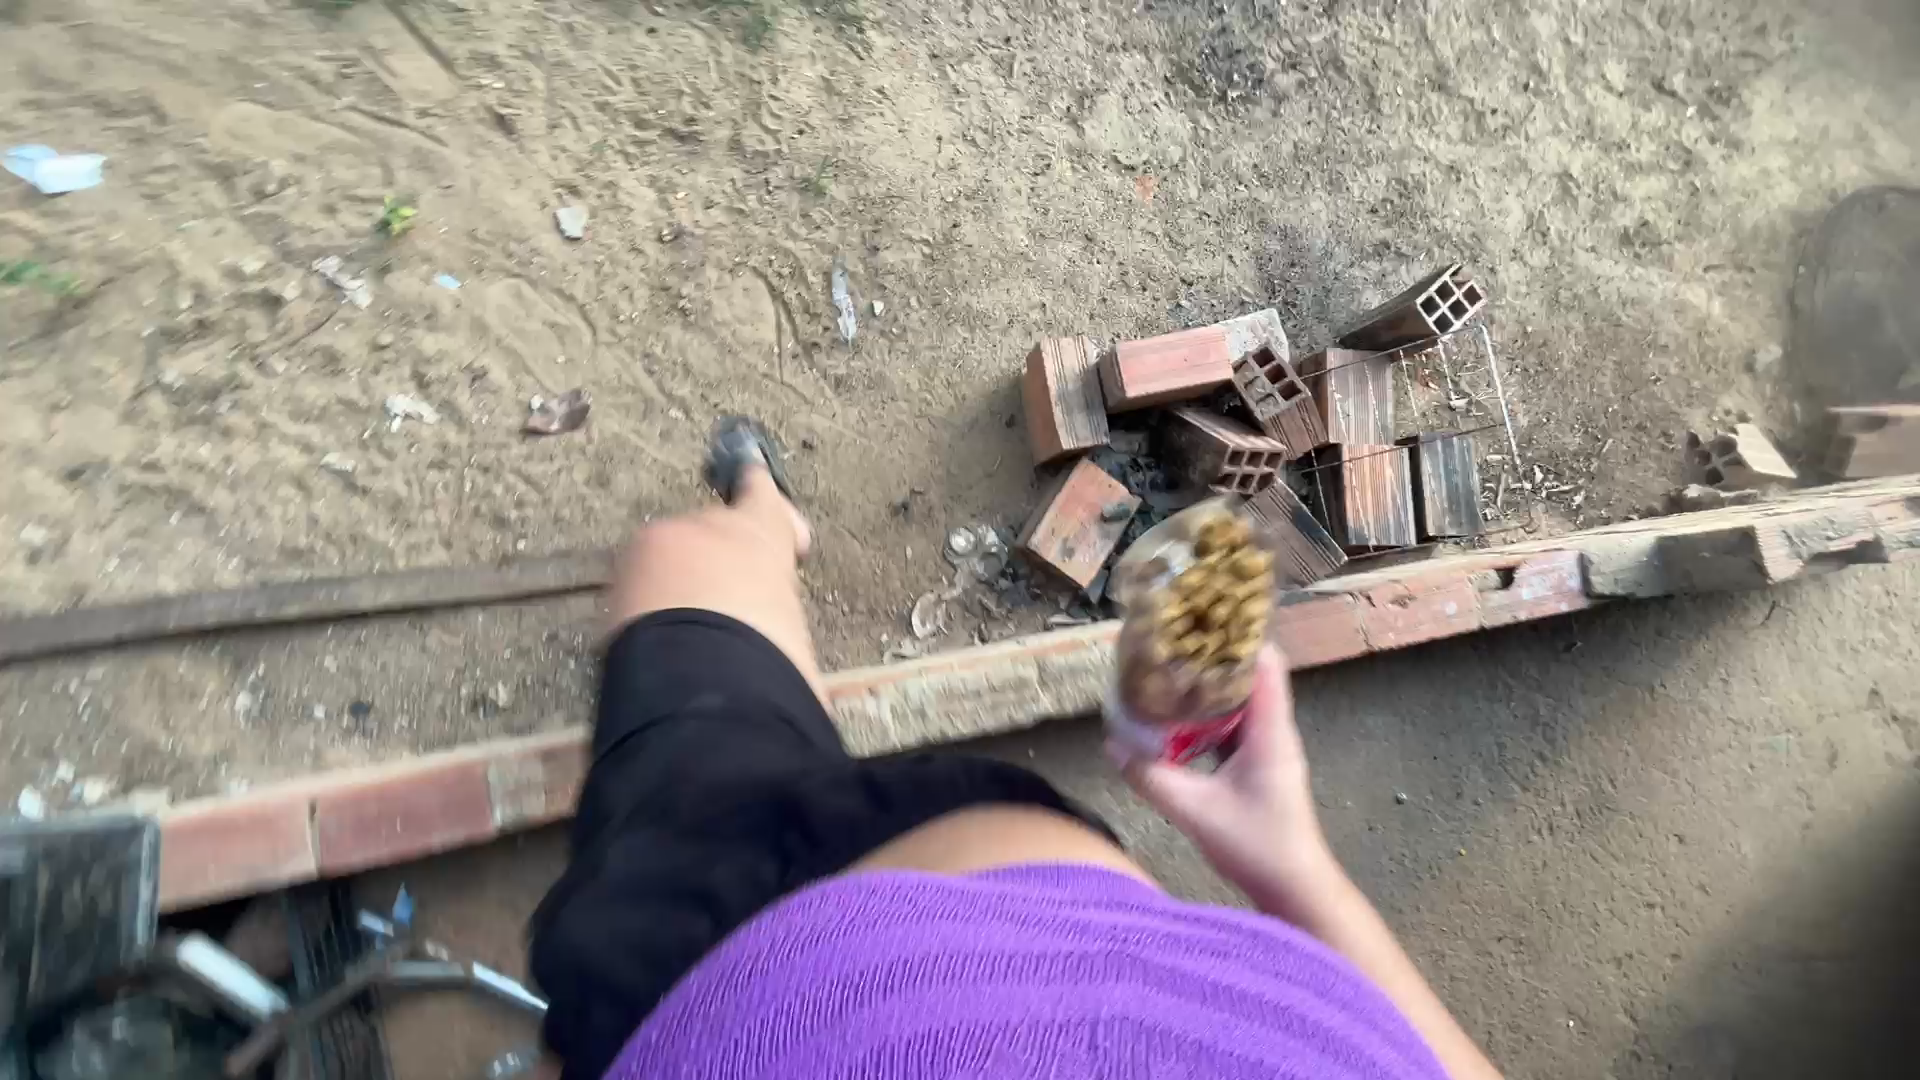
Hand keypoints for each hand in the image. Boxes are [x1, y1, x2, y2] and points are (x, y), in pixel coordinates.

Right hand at [1115, 646, 1341, 913]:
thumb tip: (1112, 743)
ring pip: (1239, 699)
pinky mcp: (1258, 763)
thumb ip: (1152, 777)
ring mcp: (1267, 747)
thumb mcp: (1195, 811)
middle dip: (1211, 657)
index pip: (1264, 664)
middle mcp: (1273, 730)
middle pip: (1248, 675)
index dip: (1236, 637)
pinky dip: (1207, 714)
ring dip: (1207, 686)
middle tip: (1169, 644)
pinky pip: (1232, 724)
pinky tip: (1177, 718)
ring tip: (1167, 673)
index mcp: (1269, 731)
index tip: (1198, 623)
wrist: (1295, 889)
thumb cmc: (1257, 845)